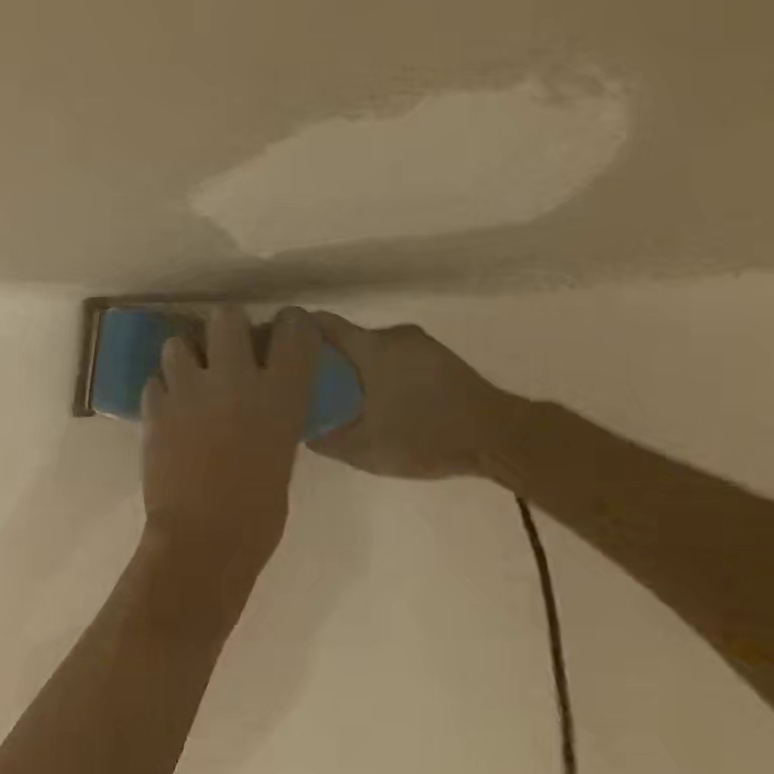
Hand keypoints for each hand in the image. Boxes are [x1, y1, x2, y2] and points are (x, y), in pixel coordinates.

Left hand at [141, 307, 321, 568]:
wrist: (205, 537)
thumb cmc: (259, 511)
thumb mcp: (281, 452)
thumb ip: (271, 414)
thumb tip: (256, 400)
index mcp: (281, 393)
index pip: (295, 328)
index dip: (289, 324)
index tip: (281, 332)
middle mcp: (236, 378)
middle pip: (226, 317)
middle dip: (224, 329)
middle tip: (223, 352)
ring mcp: (190, 390)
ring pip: (177, 343)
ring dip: (184, 358)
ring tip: (188, 382)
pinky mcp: (155, 408)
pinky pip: (154, 383)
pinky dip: (162, 393)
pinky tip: (168, 413)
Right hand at [308, 314, 528, 479]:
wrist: (498, 438)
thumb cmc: (425, 438)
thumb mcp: (365, 450)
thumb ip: (327, 440)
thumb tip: (301, 431)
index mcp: (373, 348)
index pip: (321, 323)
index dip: (294, 331)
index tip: (275, 348)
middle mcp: (394, 335)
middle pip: (344, 337)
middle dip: (322, 356)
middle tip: (303, 382)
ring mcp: (419, 344)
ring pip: (369, 348)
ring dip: (351, 366)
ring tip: (335, 394)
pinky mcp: (436, 356)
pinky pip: (391, 356)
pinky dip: (375, 371)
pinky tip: (371, 398)